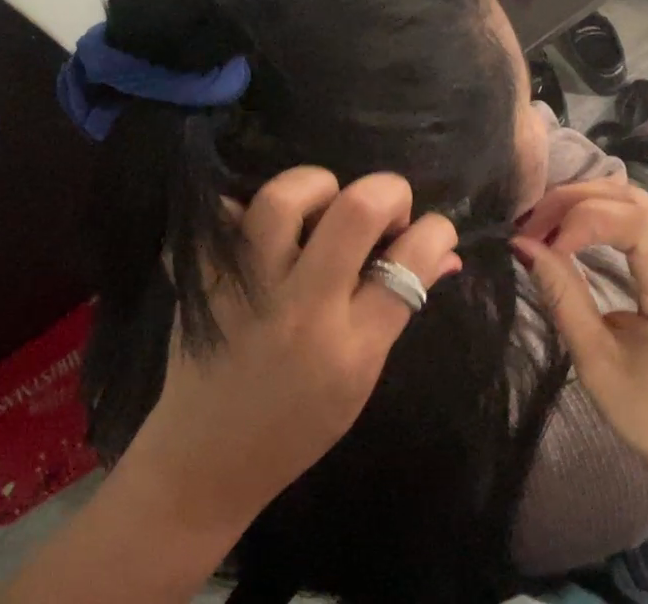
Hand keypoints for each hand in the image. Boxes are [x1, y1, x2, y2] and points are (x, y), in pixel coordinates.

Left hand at [133, 168, 461, 529]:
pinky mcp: (203, 280)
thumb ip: (399, 310)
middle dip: (388, 190)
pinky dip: (246, 209)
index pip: (410, 264)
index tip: (433, 228)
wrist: (207, 460)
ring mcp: (247, 289)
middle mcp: (302, 308)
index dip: (435, 230)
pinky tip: (262, 232)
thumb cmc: (297, 427)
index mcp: (352, 345)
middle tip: (383, 210)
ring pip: (285, 197)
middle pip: (356, 211)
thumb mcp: (363, 378)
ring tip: (321, 210)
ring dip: (317, 187)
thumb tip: (444, 254)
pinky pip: (221, 215)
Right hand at [514, 180, 647, 479]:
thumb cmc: (647, 415)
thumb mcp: (594, 361)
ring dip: (591, 204)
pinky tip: (577, 230)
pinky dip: (609, 218)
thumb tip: (523, 244)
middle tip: (531, 223)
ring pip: (646, 207)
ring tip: (546, 224)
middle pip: (641, 204)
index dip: (584, 218)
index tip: (542, 241)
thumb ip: (562, 295)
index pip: (639, 225)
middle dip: (578, 201)